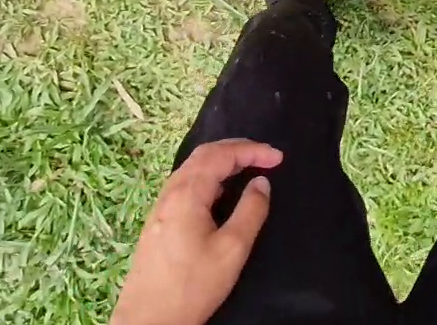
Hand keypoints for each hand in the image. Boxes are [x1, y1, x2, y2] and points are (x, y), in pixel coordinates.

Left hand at [111, 138, 282, 324]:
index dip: (253, 150)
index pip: (223, 155)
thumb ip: (251, 210)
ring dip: (222, 160)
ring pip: (193, 167)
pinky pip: (185, 183)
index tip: (278, 158)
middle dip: (237, 149)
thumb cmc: (192, 286)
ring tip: (246, 168)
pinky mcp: (157, 222)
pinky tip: (219, 193)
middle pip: (205, 154)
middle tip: (264, 156)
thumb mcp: (232, 250)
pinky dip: (209, 175)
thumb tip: (261, 182)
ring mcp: (160, 207)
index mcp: (187, 194)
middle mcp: (170, 193)